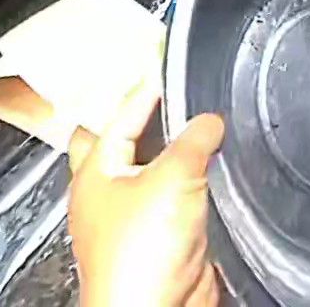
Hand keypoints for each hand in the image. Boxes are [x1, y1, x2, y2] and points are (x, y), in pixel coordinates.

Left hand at [67, 82, 226, 306]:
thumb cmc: (143, 251)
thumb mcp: (174, 172)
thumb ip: (197, 134)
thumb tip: (211, 120)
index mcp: (95, 174)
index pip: (118, 113)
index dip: (144, 85)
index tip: (168, 60)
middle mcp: (110, 190)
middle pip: (124, 138)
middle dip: (147, 113)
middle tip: (175, 85)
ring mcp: (135, 211)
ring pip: (155, 160)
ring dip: (177, 139)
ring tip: (203, 114)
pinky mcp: (163, 227)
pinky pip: (179, 182)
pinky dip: (194, 165)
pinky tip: (214, 155)